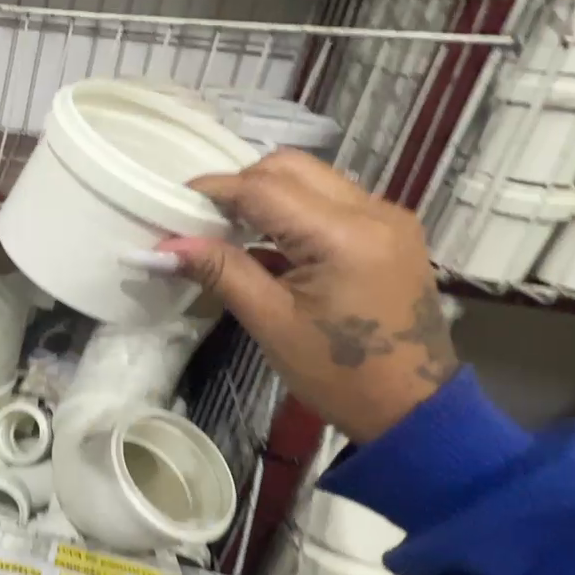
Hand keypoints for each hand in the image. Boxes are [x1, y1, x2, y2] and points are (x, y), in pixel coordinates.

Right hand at [160, 151, 457, 441]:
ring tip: (228, 231)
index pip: (264, 188)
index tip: (172, 204)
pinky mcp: (389, 231)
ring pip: (311, 178)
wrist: (412, 407)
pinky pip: (329, 200)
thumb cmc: (336, 373)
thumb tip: (163, 246)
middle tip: (202, 219)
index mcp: (345, 236)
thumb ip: (220, 271)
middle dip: (240, 185)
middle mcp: (374, 211)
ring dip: (265, 194)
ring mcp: (387, 218)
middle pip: (290, 168)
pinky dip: (291, 210)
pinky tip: (267, 243)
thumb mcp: (269, 322)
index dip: (214, 190)